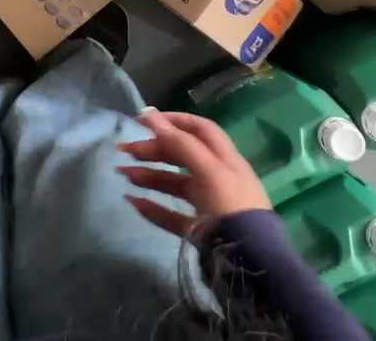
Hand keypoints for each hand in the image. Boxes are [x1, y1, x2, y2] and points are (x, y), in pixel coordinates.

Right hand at [118, 108, 270, 238]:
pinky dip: (153, 207)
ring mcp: (208, 205)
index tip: (146, 120)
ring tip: (124, 175)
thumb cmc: (232, 205)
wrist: (252, 261)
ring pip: (174, 183)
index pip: (199, 130)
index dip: (174, 120)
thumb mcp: (208, 170)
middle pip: (181, 155)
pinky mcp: (200, 230)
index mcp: (224, 159)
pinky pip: (172, 214)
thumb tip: (150, 115)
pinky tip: (134, 202)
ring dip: (148, 175)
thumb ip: (180, 143)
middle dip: (152, 149)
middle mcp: (216, 178)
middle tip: (125, 151)